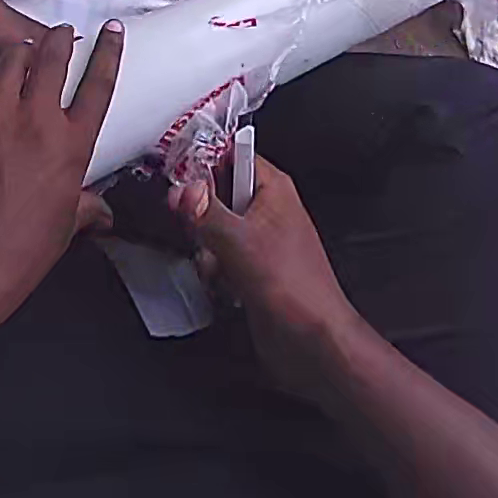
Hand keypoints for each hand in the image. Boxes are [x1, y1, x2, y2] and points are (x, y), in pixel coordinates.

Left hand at [0, 21, 123, 325]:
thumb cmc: (12, 259)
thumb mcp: (61, 231)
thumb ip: (85, 209)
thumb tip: (102, 212)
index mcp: (69, 147)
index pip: (98, 85)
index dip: (108, 52)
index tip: (111, 32)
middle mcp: (33, 123)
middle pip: (53, 60)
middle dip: (61, 40)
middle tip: (61, 35)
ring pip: (9, 61)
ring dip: (19, 51)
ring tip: (21, 51)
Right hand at [170, 157, 362, 396]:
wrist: (315, 345)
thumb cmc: (295, 289)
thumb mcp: (240, 241)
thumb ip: (205, 212)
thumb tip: (182, 190)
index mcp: (273, 187)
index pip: (232, 153)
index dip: (205, 161)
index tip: (182, 177)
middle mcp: (267, 207)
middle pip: (218, 190)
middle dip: (202, 212)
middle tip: (200, 227)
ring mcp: (259, 237)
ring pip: (214, 224)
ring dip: (207, 245)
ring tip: (217, 262)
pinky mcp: (251, 265)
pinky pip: (219, 253)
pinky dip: (214, 267)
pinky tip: (223, 282)